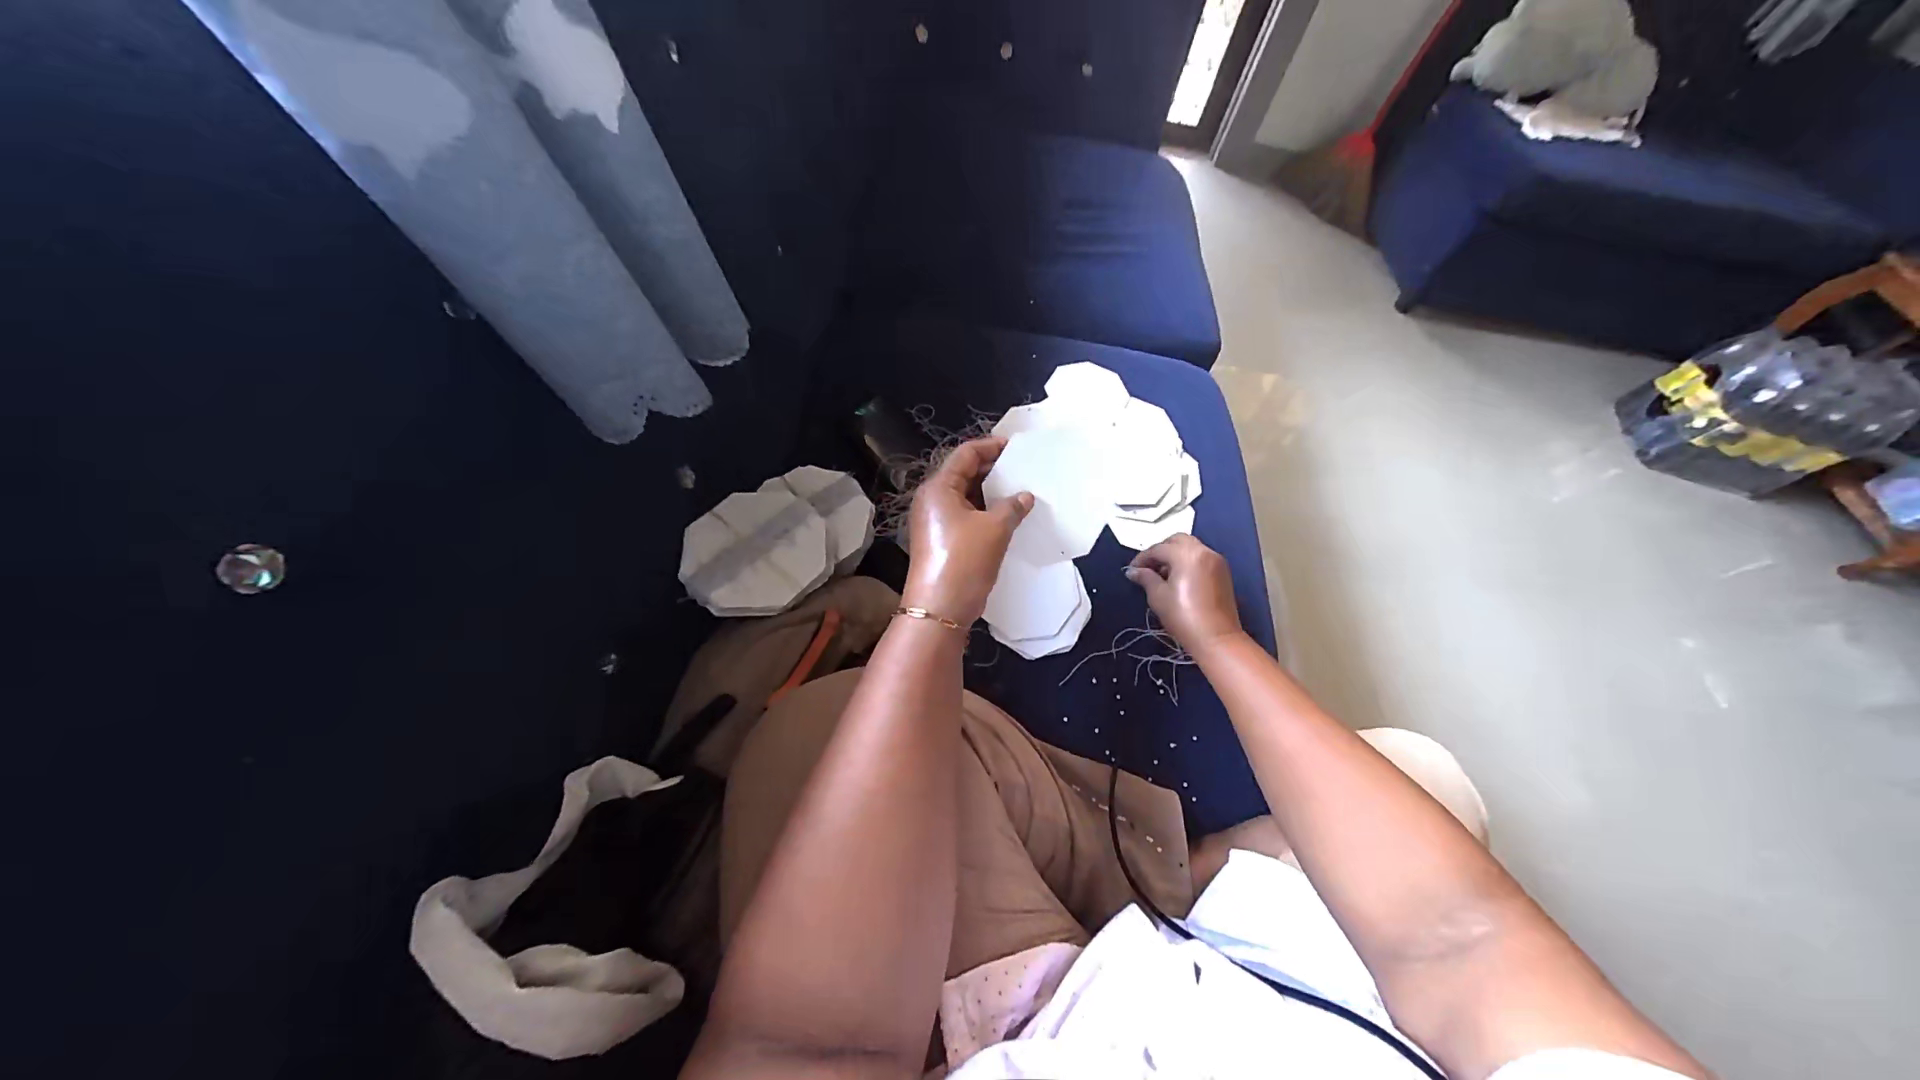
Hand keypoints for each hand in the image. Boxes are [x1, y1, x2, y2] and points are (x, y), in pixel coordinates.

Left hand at [903, 436, 1033, 624]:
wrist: (940, 608)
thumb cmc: (964, 560)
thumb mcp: (995, 529)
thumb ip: (1012, 506)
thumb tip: (1024, 496)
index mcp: (939, 488)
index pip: (965, 454)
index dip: (991, 446)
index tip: (1016, 448)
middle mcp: (932, 500)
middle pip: (963, 473)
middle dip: (993, 470)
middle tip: (1022, 469)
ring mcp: (935, 521)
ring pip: (966, 496)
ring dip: (991, 493)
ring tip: (1020, 492)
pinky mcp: (942, 540)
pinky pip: (965, 516)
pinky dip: (985, 512)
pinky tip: (1008, 517)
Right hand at [1125, 534, 1244, 653]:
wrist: (1216, 638)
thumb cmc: (1183, 616)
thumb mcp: (1158, 596)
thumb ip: (1145, 578)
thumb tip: (1133, 571)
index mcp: (1187, 554)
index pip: (1159, 549)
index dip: (1142, 558)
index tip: (1132, 570)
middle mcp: (1204, 551)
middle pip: (1177, 541)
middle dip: (1160, 551)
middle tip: (1148, 567)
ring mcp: (1216, 561)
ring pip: (1191, 548)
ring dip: (1174, 555)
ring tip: (1162, 574)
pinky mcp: (1223, 572)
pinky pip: (1200, 558)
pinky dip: (1187, 561)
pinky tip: (1178, 578)